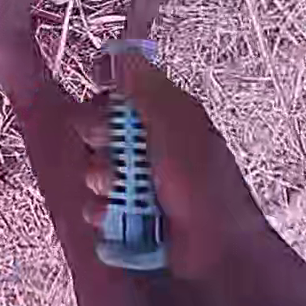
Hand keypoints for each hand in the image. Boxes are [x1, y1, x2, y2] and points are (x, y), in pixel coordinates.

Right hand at [76, 53, 270, 281]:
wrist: (214, 252)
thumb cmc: (205, 186)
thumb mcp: (176, 125)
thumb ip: (147, 89)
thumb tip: (123, 52)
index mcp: (159, 118)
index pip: (111, 99)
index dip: (100, 108)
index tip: (104, 121)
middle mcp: (144, 147)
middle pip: (94, 133)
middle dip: (97, 147)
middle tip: (115, 159)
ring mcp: (134, 182)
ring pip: (90, 169)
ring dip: (100, 181)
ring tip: (119, 193)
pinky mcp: (123, 213)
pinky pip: (93, 204)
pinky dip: (100, 211)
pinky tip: (115, 216)